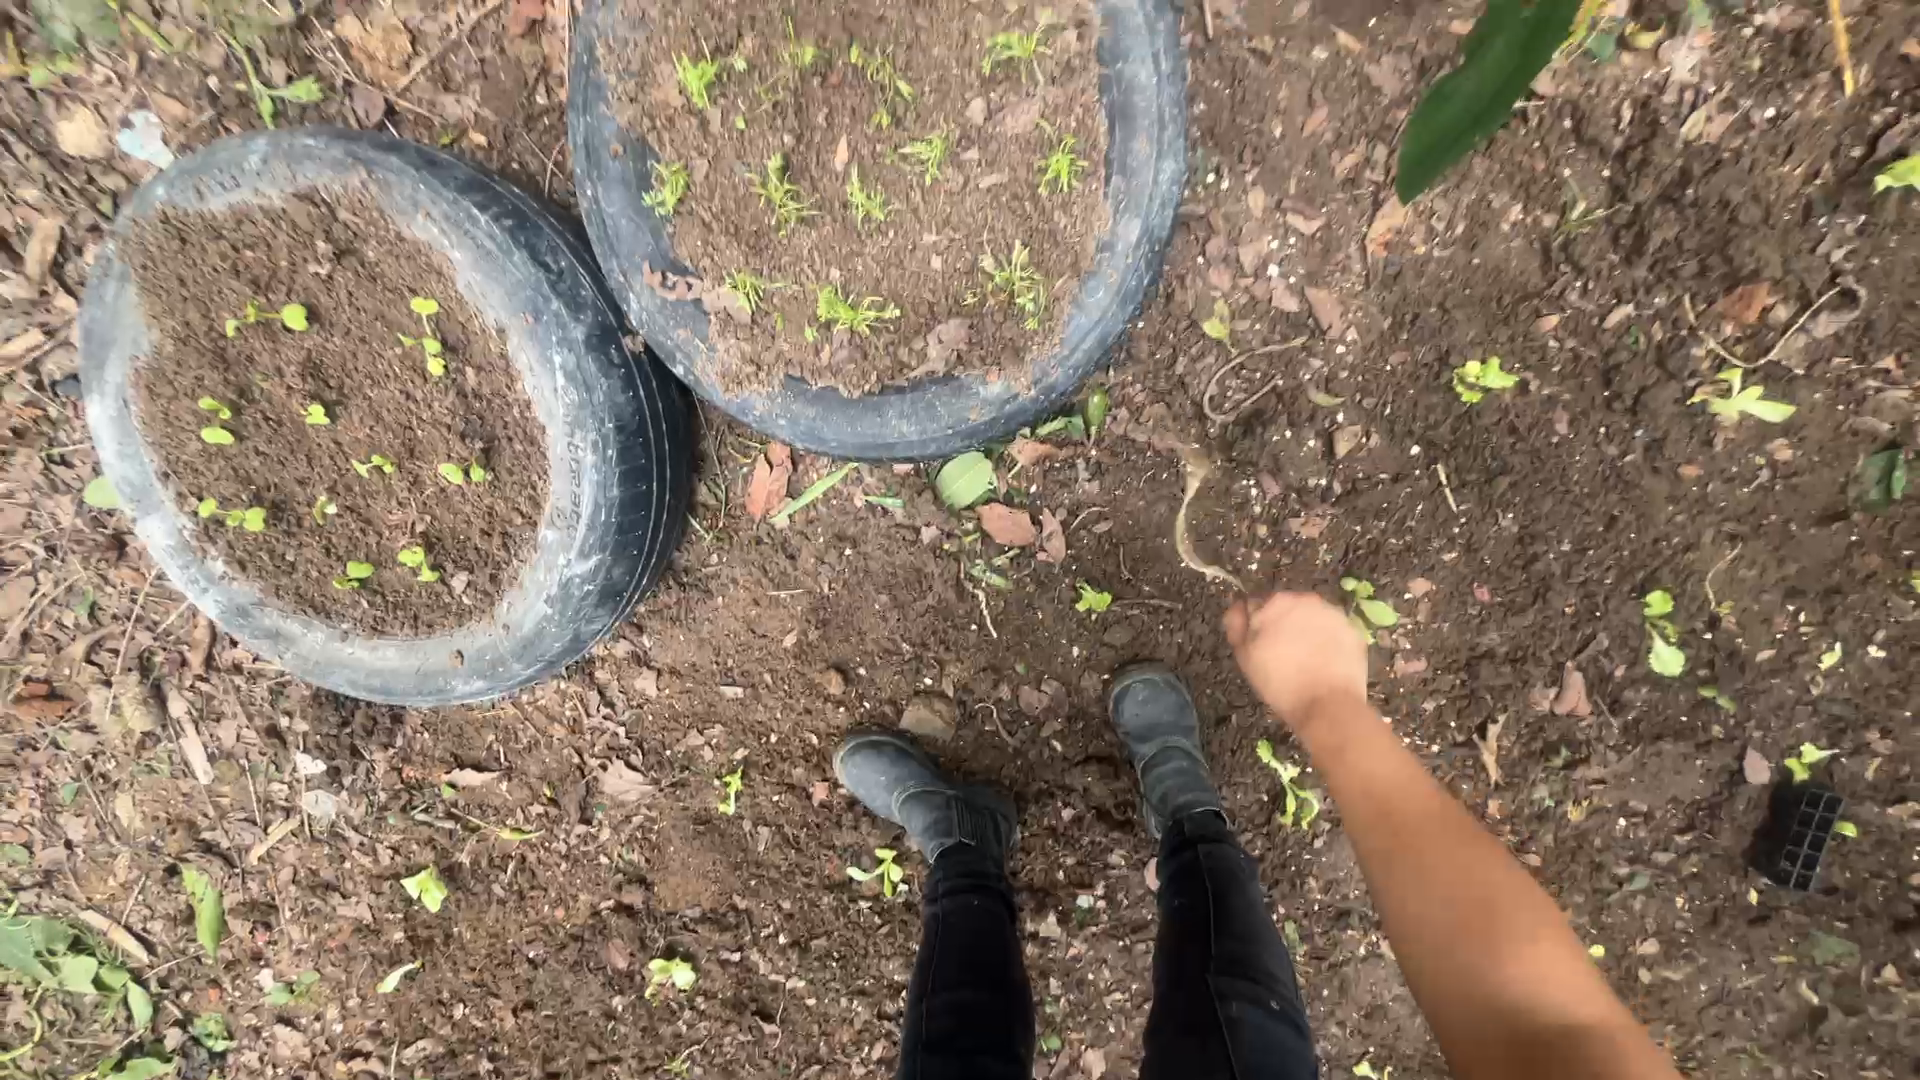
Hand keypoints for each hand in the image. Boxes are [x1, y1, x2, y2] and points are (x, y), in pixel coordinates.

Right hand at [1223, 592, 1369, 730]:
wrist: (1328, 705)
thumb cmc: (1279, 682)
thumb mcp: (1244, 656)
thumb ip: (1236, 624)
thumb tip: (1238, 608)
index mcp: (1276, 602)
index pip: (1257, 605)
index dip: (1255, 625)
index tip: (1258, 645)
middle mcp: (1306, 599)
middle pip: (1287, 607)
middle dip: (1282, 624)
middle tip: (1280, 653)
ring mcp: (1334, 614)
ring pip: (1311, 617)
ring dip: (1305, 630)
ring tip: (1305, 659)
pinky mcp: (1354, 630)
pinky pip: (1333, 630)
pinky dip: (1327, 640)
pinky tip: (1324, 662)